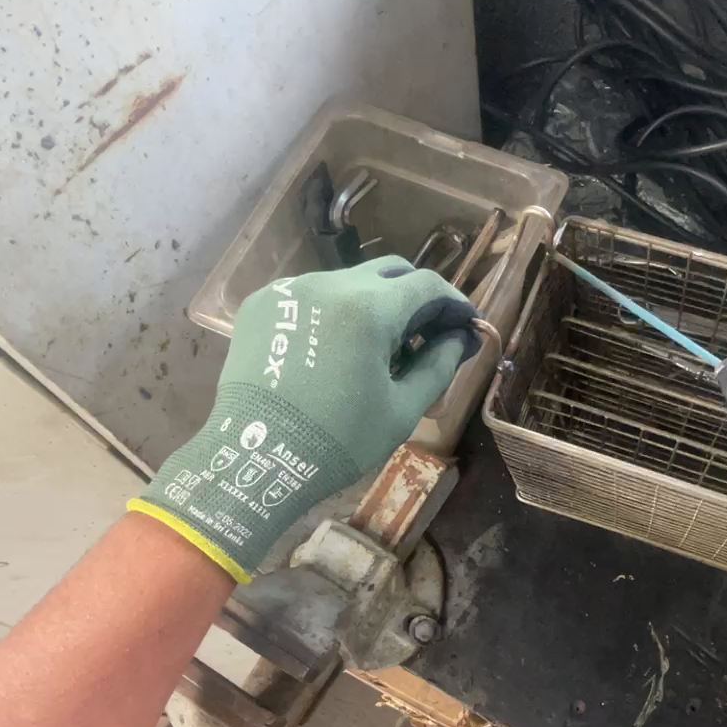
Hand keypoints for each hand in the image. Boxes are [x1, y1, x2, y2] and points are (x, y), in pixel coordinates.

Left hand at [130, 257, 475, 580]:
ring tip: (383, 345)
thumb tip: (460, 338)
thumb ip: (438, 365)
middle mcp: (329, 283)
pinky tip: (340, 347)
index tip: (467, 324)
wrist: (258, 455)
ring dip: (377, 303)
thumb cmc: (340, 440)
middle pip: (390, 271)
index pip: (427, 284)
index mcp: (369, 308)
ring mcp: (291, 289)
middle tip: (431, 332)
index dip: (455, 302)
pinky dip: (337, 312)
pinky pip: (314, 295)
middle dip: (418, 296)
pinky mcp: (264, 303)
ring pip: (350, 281)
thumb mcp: (402, 409)